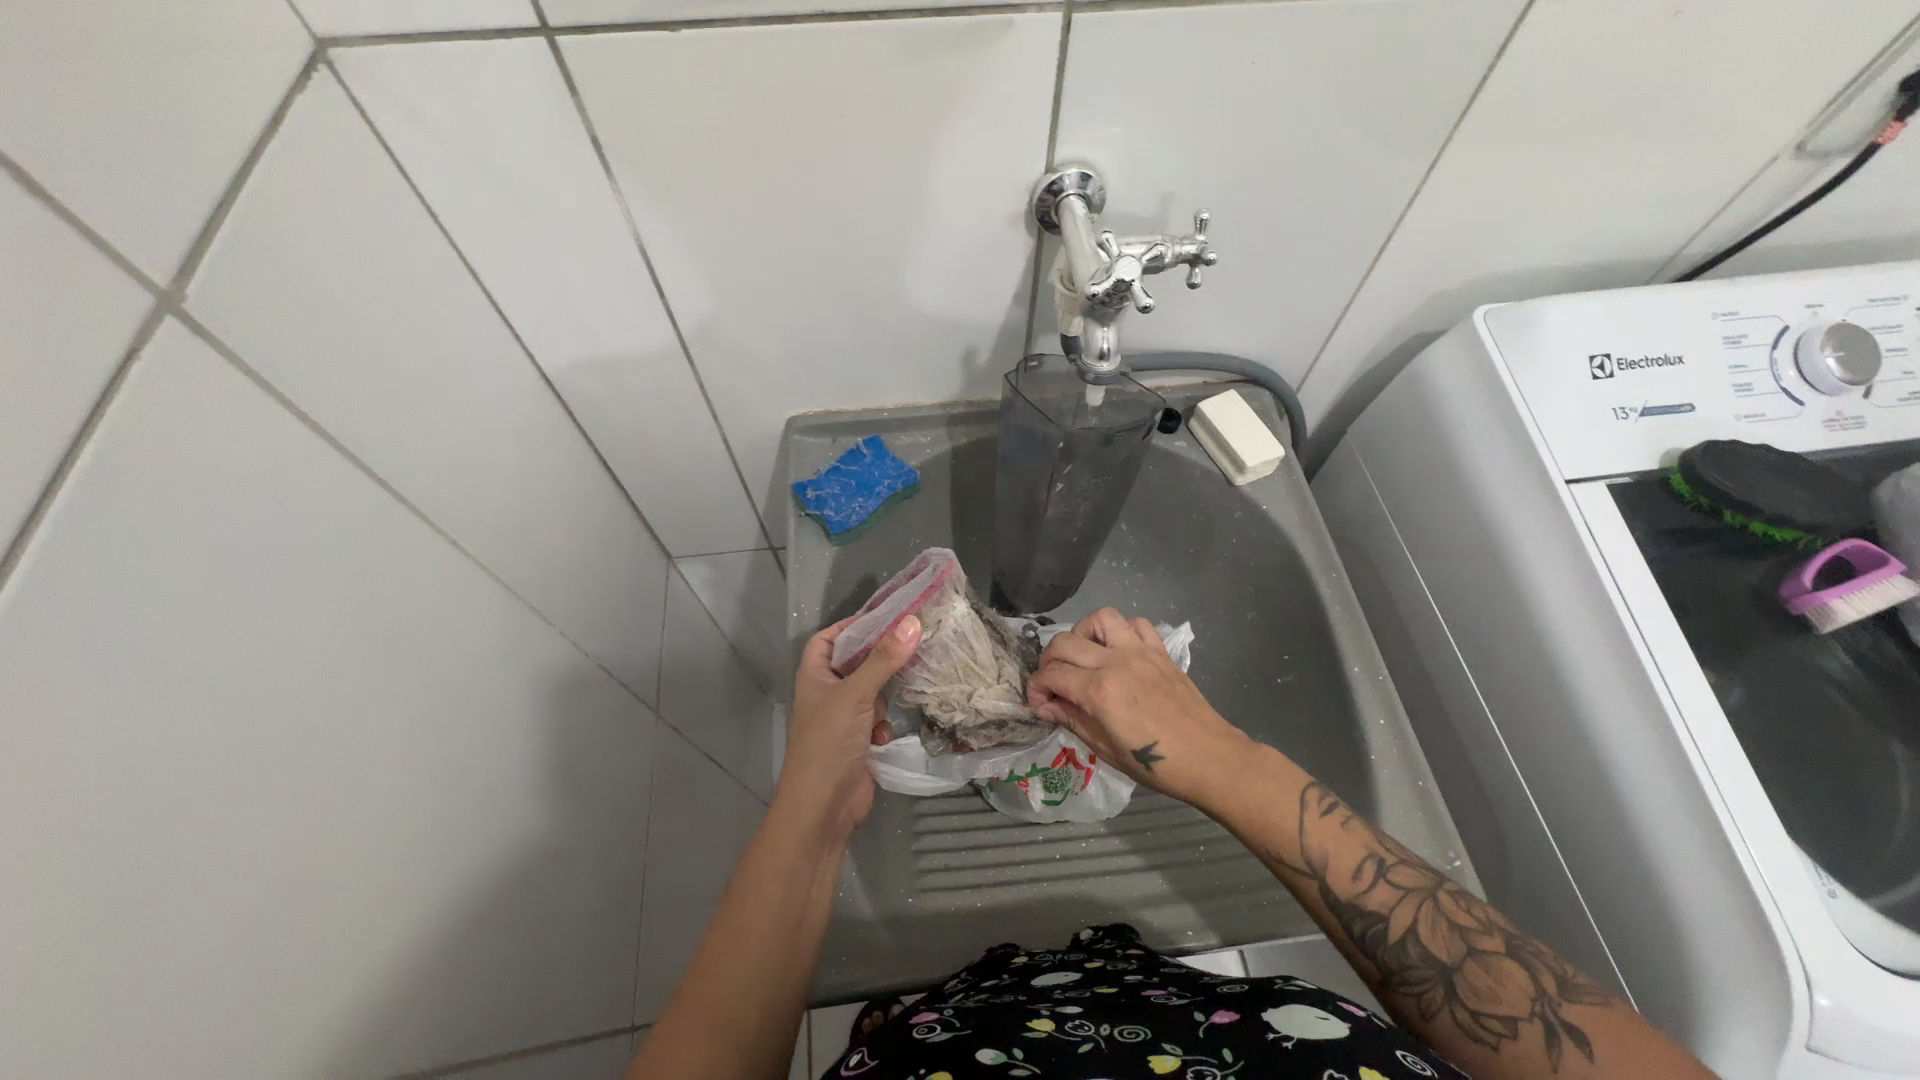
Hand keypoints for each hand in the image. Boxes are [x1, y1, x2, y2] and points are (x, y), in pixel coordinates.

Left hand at [773, 613, 921, 840]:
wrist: (823, 807)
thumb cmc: (829, 743)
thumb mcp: (856, 695)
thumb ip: (884, 659)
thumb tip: (912, 622)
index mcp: (814, 675)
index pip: (830, 638)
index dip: (852, 626)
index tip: (886, 618)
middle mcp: (827, 692)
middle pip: (858, 663)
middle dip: (880, 662)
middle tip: (912, 646)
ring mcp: (844, 717)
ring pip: (874, 691)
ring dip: (884, 699)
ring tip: (890, 704)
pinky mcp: (860, 740)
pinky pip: (879, 718)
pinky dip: (883, 725)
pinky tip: (884, 737)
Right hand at [1026, 608, 1251, 804]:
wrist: (1208, 757)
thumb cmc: (1155, 764)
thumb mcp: (1104, 748)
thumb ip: (1071, 719)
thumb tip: (1045, 705)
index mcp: (1099, 691)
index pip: (1051, 675)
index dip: (1036, 687)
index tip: (1038, 702)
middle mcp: (1116, 662)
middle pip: (1066, 642)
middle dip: (1049, 660)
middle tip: (1053, 681)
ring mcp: (1140, 652)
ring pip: (1101, 618)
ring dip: (1083, 633)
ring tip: (1083, 655)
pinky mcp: (1160, 651)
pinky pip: (1135, 623)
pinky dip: (1120, 630)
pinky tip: (1117, 651)